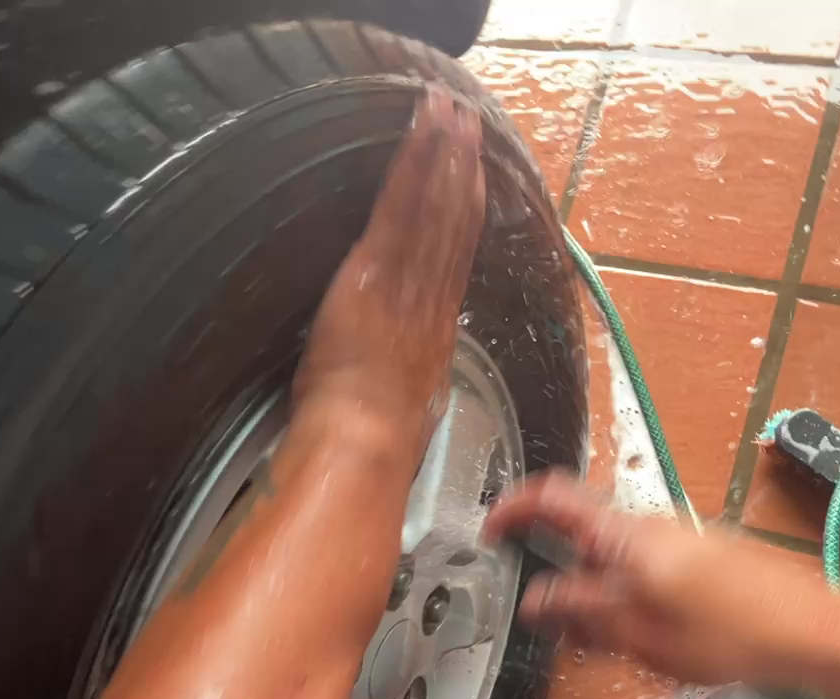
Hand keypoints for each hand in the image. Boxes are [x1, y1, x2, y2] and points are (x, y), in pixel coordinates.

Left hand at [291, 84, 484, 446]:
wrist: (365, 446)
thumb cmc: (381, 441)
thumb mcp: (411, 412)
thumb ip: (415, 381)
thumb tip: (413, 376)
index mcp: (437, 334)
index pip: (456, 264)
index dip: (467, 219)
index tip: (474, 184)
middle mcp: (431, 302)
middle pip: (453, 227)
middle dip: (462, 172)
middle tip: (470, 126)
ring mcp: (406, 284)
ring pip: (432, 210)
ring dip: (441, 156)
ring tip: (450, 113)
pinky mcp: (375, 274)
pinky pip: (399, 211)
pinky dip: (413, 169)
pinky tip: (423, 136)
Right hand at [482, 471, 839, 686]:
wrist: (816, 632)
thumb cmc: (738, 630)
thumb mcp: (640, 633)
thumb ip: (581, 613)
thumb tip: (538, 602)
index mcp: (626, 534)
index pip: (552, 499)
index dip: (513, 509)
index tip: (491, 529)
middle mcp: (652, 526)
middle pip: (583, 539)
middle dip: (563, 580)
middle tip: (563, 628)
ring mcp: (680, 541)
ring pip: (617, 564)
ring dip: (601, 599)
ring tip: (617, 645)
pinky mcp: (702, 560)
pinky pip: (648, 574)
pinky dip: (633, 602)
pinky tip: (654, 640)